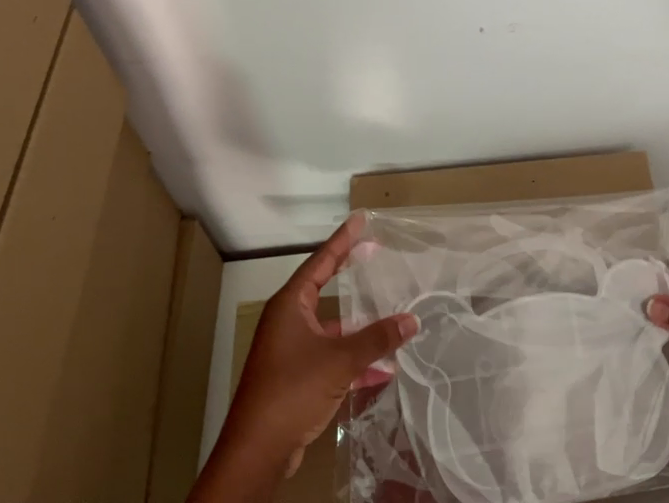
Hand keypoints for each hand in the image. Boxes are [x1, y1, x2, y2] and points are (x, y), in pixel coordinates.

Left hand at [221, 214, 418, 476]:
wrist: (257, 450)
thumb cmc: (293, 390)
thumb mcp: (340, 360)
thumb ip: (377, 338)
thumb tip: (411, 320)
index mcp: (290, 305)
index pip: (320, 262)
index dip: (342, 240)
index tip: (360, 220)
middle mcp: (287, 321)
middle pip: (324, 290)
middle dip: (350, 275)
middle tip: (375, 255)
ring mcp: (289, 351)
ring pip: (330, 329)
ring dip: (358, 328)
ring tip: (390, 317)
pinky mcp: (295, 378)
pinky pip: (330, 358)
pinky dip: (353, 360)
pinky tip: (381, 369)